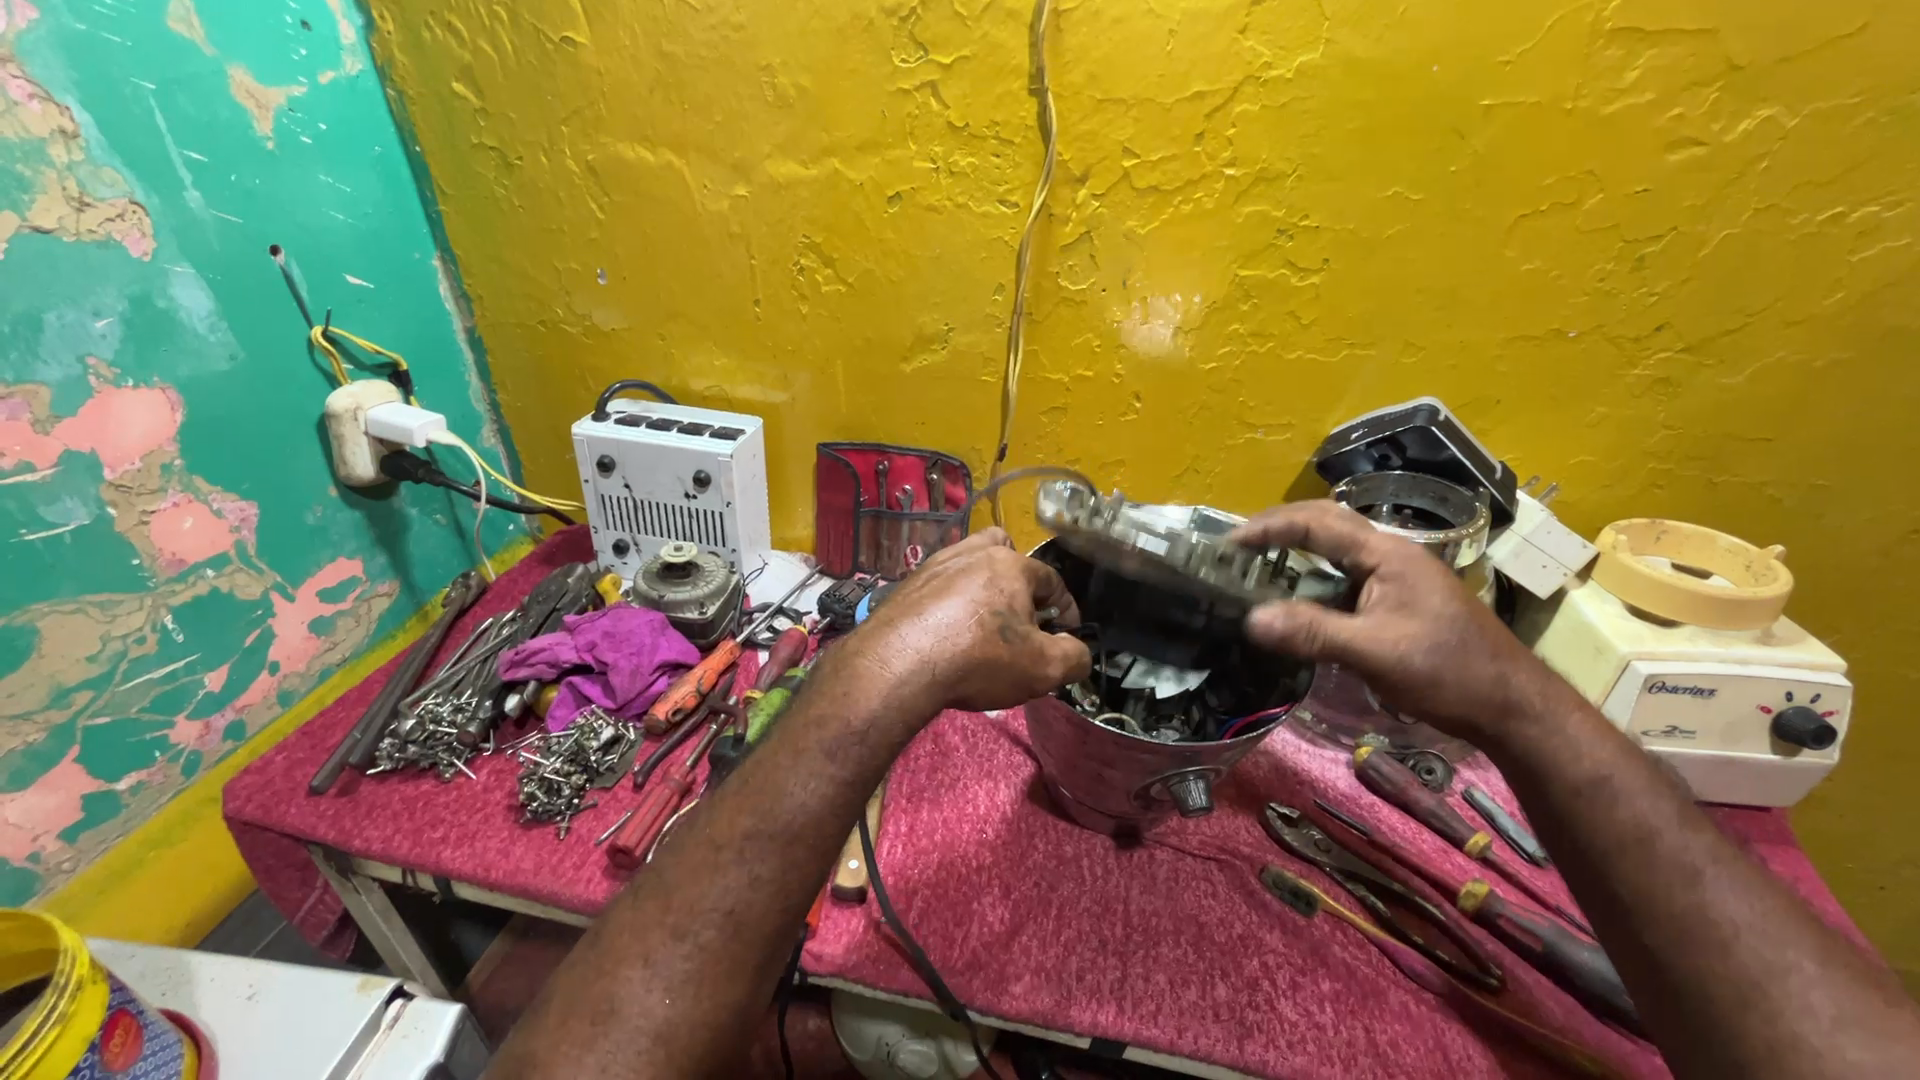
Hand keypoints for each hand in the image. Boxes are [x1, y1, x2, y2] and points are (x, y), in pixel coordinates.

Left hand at [841, 528, 1092, 715]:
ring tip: (982, 622)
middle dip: (1018, 580)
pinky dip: (949, 603)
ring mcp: (934, 566)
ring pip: (967, 564)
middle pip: (1004, 552)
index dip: (1066, 609)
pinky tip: (946, 631)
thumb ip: (1073, 657)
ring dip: (981, 587)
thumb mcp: (1043, 669)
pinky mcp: (906, 585)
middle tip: (1019, 616)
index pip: (1052, 580)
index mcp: (1012, 566)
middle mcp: (972, 553)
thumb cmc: (979, 659)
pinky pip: (938, 586)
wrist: (898, 663)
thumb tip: (1076, 651)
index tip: (1067, 634)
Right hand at [1229, 500, 1577, 745]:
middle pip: (1326, 524)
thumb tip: (1251, 619)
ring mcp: (1397, 576)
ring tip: (1256, 568)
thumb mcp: (1375, 653)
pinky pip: (1344, 576)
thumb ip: (1313, 633)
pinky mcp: (1397, 599)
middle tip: (1237, 548)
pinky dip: (1312, 579)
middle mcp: (1391, 554)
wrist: (1510, 704)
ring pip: (1336, 550)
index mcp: (1387, 553)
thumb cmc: (1447, 672)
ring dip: (1295, 552)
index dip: (1269, 528)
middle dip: (1279, 529)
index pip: (1316, 523)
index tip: (1227, 544)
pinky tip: (1296, 601)